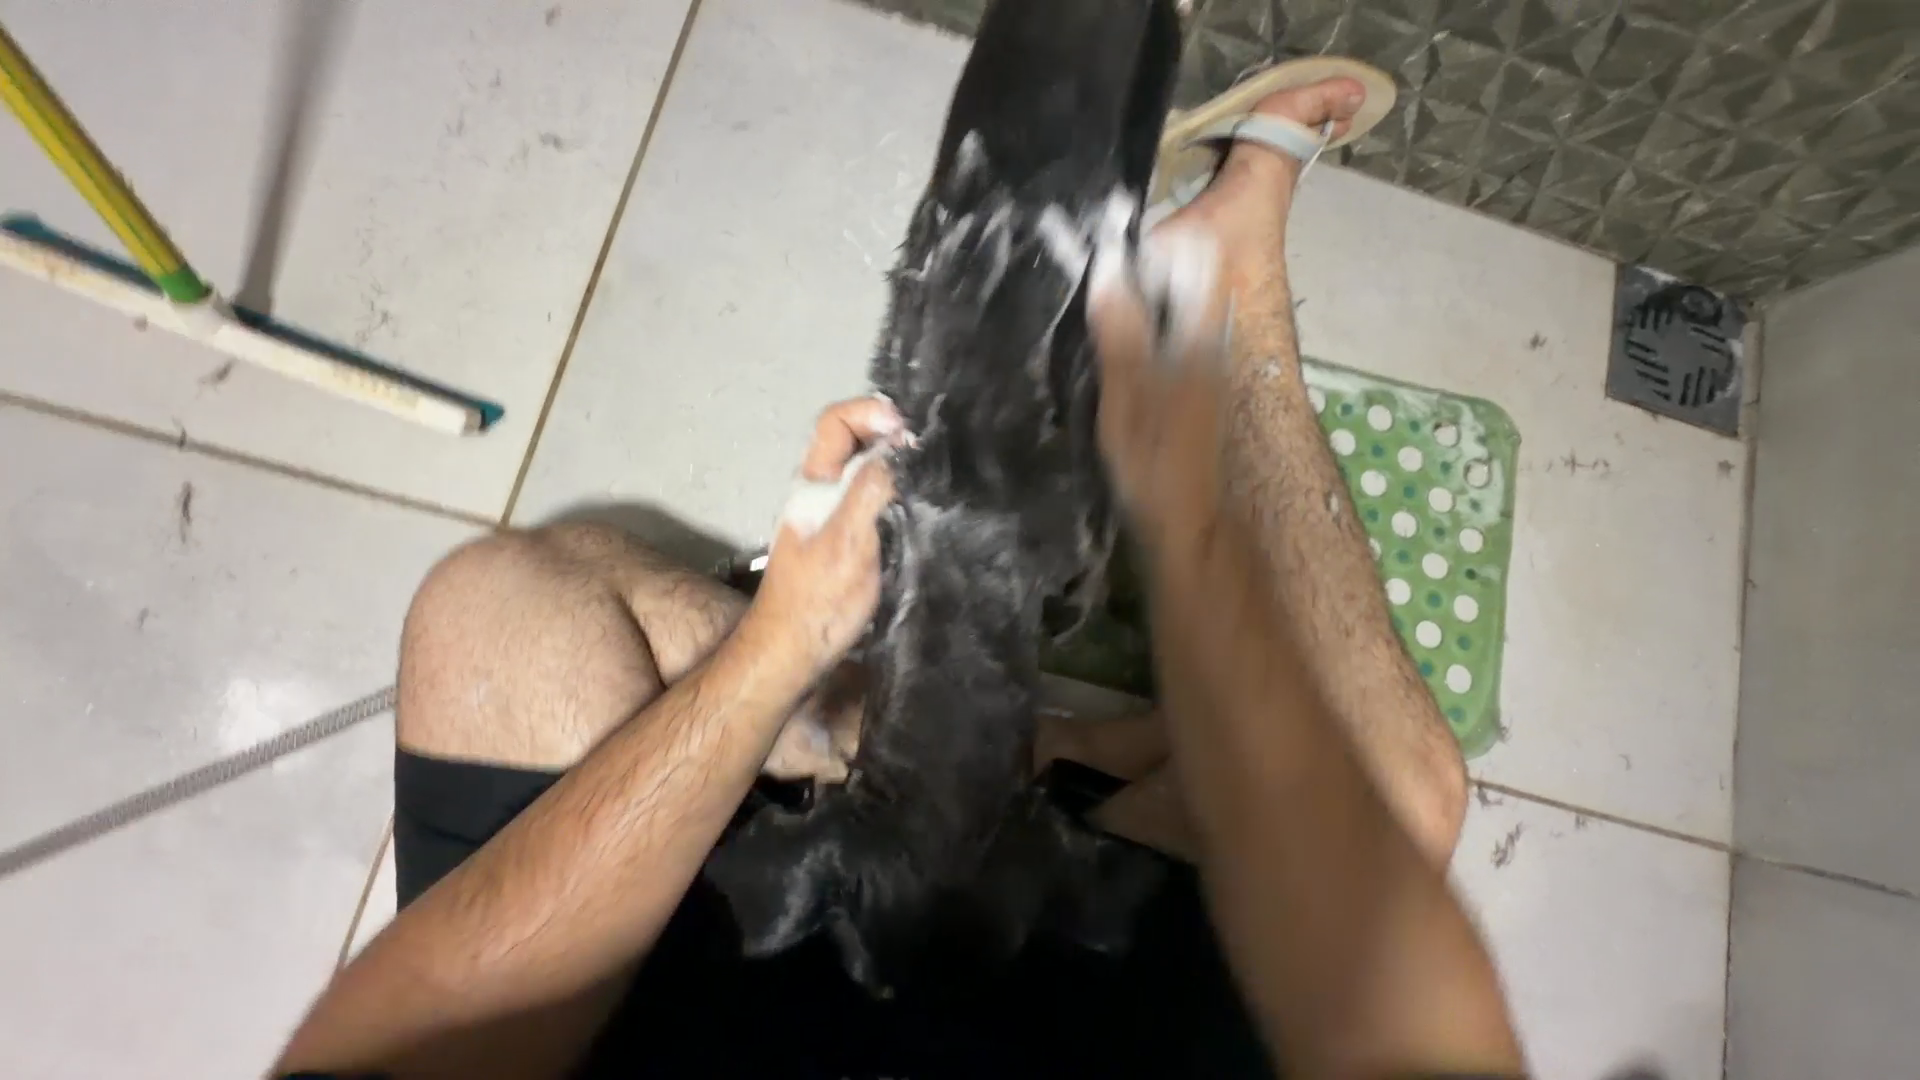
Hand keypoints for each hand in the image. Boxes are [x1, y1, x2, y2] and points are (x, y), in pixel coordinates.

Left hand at [747, 397, 902, 677]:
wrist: (795, 652)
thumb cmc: (818, 598)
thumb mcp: (846, 541)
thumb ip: (867, 491)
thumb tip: (896, 450)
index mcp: (812, 484)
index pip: (835, 423)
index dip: (869, 413)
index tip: (907, 430)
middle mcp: (822, 493)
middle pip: (853, 442)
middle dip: (889, 433)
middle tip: (929, 448)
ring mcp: (835, 517)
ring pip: (865, 472)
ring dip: (896, 463)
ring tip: (933, 471)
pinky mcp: (849, 542)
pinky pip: (874, 501)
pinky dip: (898, 493)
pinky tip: (922, 507)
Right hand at [1088, 223, 1232, 556]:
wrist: (1188, 518)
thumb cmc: (1155, 464)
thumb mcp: (1127, 401)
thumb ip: (1121, 336)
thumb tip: (1107, 269)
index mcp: (1200, 338)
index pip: (1192, 262)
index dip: (1154, 240)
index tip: (1109, 234)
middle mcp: (1213, 341)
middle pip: (1187, 279)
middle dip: (1145, 262)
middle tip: (1095, 260)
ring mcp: (1209, 363)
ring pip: (1180, 304)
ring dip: (1145, 290)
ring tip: (1099, 289)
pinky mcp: (1198, 382)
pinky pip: (1175, 331)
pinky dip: (1148, 321)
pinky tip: (1118, 334)